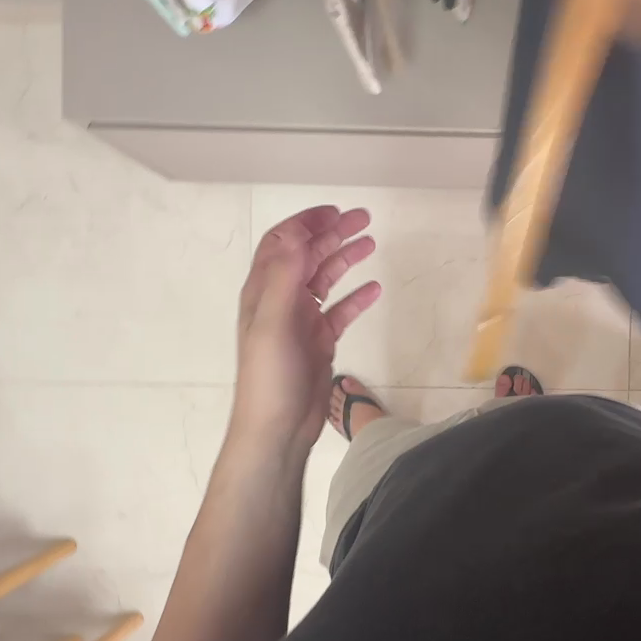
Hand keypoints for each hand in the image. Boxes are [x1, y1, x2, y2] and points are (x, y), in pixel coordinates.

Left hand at [232, 206, 381, 451]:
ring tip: (372, 242)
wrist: (277, 427)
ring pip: (326, 279)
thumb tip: (295, 232)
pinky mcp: (320, 341)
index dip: (306, 223)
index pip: (282, 243)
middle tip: (364, 219)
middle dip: (333, 234)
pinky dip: (357, 298)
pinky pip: (341, 311)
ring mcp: (302, 321)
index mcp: (264, 290)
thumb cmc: (270, 376)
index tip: (335, 212)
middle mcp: (282, 300)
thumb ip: (283, 277)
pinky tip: (376, 288)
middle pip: (308, 256)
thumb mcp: (273, 323)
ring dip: (346, 258)